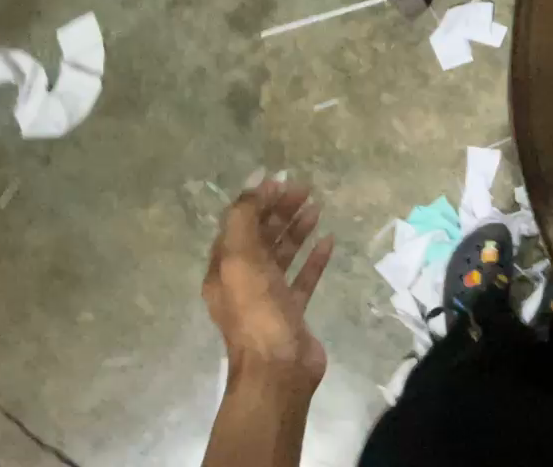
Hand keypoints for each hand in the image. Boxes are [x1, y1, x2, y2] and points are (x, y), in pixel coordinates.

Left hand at [202, 179, 334, 394]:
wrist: (277, 370)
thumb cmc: (257, 313)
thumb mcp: (241, 261)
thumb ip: (245, 221)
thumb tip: (255, 184)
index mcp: (224, 271)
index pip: (238, 226)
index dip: (257, 202)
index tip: (281, 181)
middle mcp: (242, 282)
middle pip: (260, 237)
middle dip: (279, 211)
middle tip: (304, 189)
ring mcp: (268, 297)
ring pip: (282, 254)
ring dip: (296, 229)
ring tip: (316, 207)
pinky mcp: (292, 310)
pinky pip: (303, 276)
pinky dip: (314, 257)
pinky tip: (329, 241)